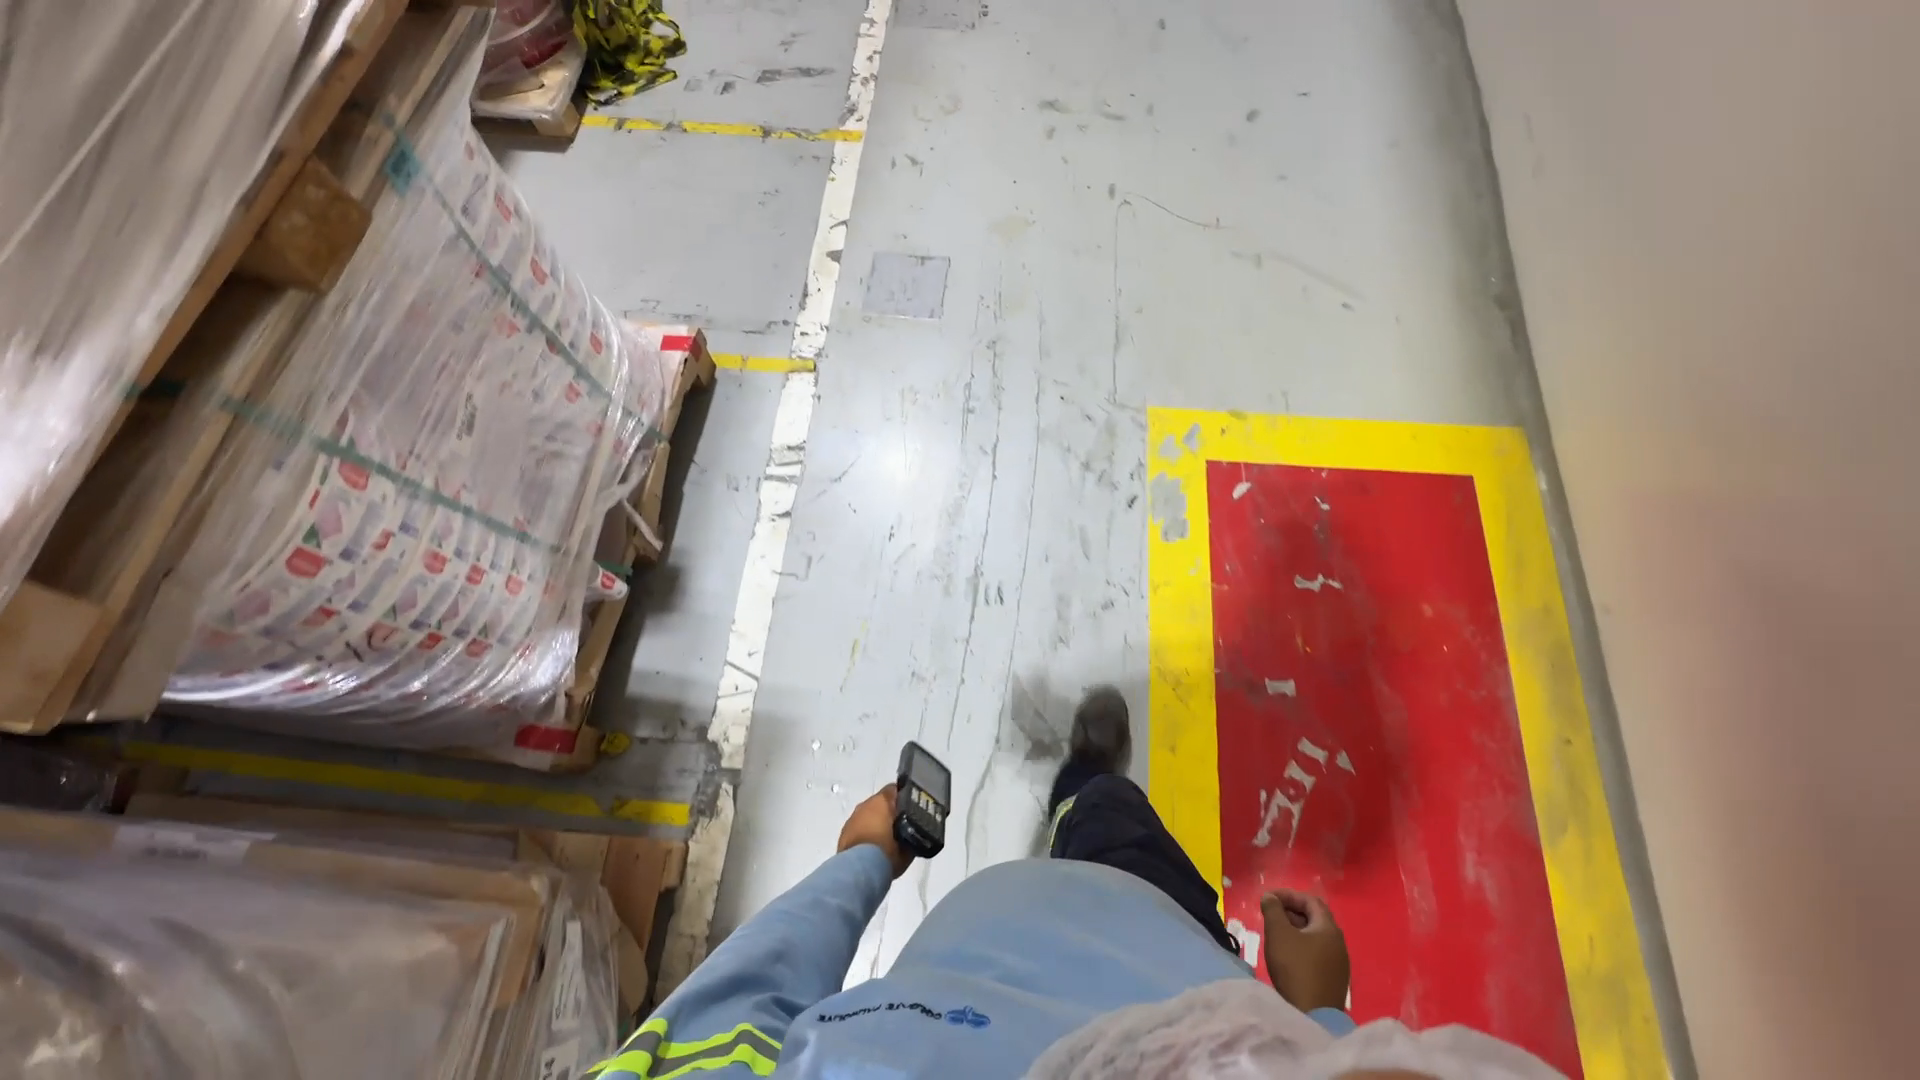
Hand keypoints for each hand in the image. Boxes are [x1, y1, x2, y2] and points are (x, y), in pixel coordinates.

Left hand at [837, 784, 911, 877]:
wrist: (860, 871)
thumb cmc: (888, 853)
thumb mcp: (909, 844)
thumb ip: (911, 832)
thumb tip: (912, 832)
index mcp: (882, 801)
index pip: (894, 789)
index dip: (903, 798)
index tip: (910, 809)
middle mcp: (865, 804)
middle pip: (880, 803)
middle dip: (888, 812)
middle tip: (899, 827)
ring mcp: (852, 818)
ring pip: (867, 815)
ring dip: (875, 822)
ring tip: (885, 839)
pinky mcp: (844, 833)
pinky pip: (858, 827)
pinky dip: (865, 833)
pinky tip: (871, 847)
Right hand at [1261, 888, 1349, 1012]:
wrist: (1313, 1016)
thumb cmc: (1295, 967)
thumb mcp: (1278, 933)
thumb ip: (1272, 909)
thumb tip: (1270, 897)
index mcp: (1329, 928)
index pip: (1311, 901)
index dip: (1288, 894)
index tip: (1269, 897)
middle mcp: (1339, 943)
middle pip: (1314, 918)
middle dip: (1291, 911)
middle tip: (1270, 914)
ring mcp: (1339, 963)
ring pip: (1315, 937)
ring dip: (1295, 929)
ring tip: (1275, 933)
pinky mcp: (1334, 979)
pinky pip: (1317, 953)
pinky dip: (1301, 946)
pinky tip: (1287, 955)